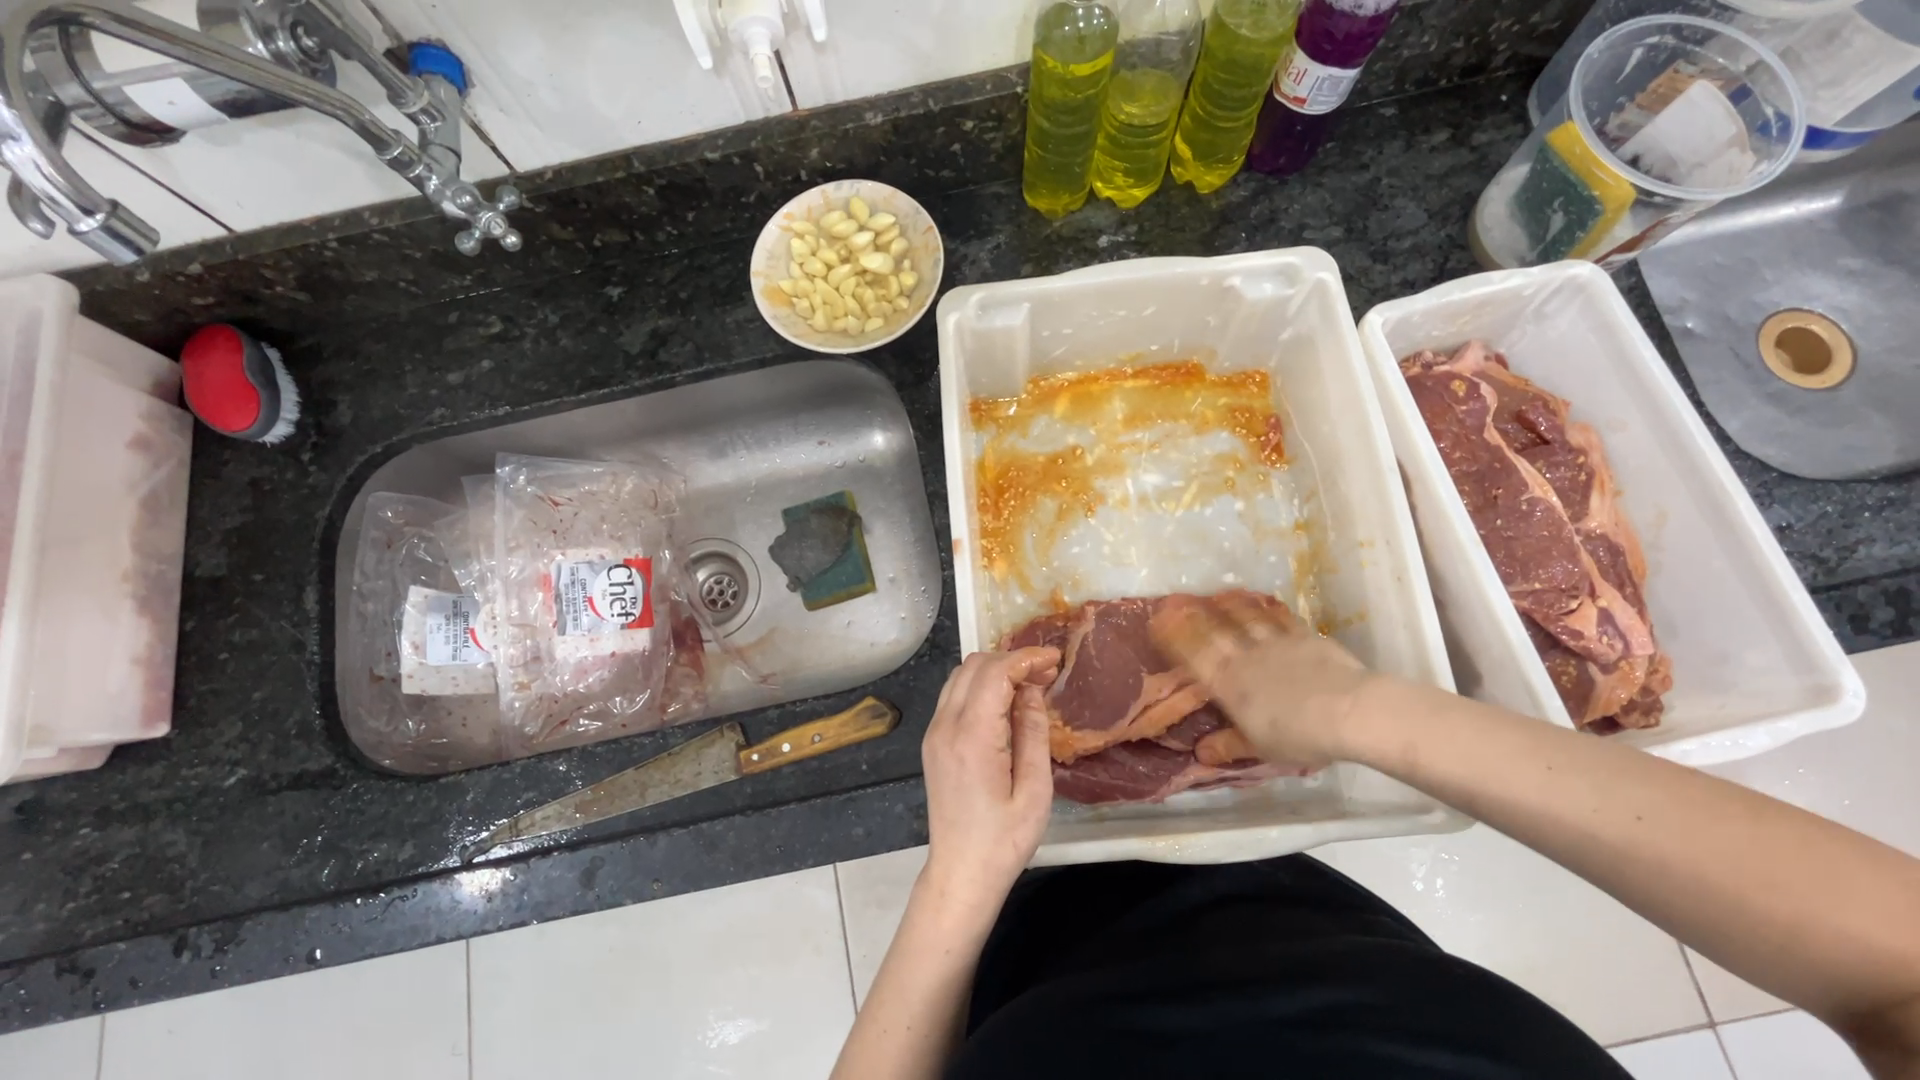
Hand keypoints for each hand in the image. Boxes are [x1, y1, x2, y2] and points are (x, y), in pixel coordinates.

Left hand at [920, 647, 1060, 905]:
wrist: (961, 872)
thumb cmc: (1004, 839)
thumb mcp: (1034, 788)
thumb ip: (1032, 732)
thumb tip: (1032, 690)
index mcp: (972, 736)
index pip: (995, 672)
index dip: (1026, 658)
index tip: (1054, 660)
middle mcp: (945, 726)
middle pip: (974, 665)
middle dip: (1011, 660)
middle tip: (1045, 676)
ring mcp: (934, 733)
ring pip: (960, 676)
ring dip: (994, 671)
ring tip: (1028, 688)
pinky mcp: (933, 743)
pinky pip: (954, 696)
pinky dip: (980, 687)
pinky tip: (1005, 705)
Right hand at [1150, 593, 1377, 767]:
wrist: (1349, 711)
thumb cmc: (1299, 736)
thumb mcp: (1259, 748)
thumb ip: (1229, 745)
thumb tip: (1199, 752)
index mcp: (1228, 685)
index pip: (1193, 656)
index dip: (1173, 638)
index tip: (1157, 622)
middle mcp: (1245, 657)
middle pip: (1214, 631)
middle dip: (1192, 615)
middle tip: (1176, 600)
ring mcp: (1275, 642)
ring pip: (1245, 618)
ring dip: (1227, 606)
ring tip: (1216, 596)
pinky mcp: (1304, 636)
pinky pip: (1279, 617)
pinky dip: (1265, 607)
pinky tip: (1261, 601)